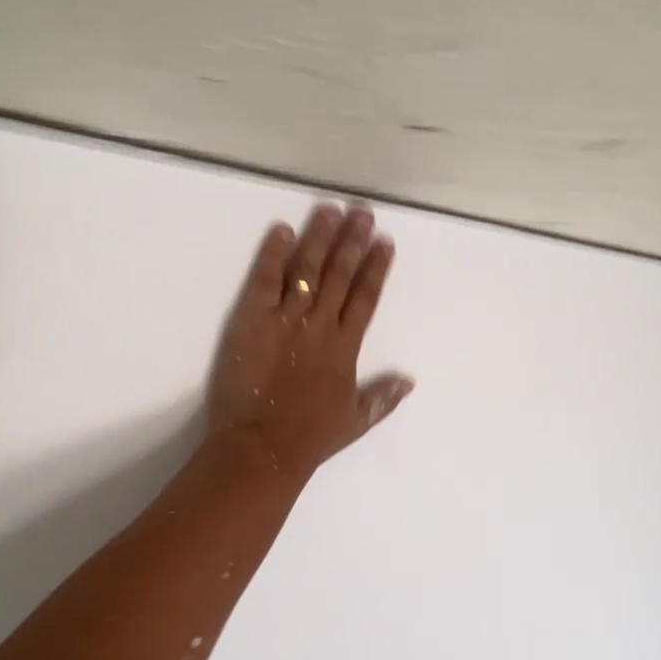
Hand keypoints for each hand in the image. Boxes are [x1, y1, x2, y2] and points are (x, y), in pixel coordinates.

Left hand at [207, 204, 413, 479]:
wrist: (261, 449)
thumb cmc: (309, 439)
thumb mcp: (355, 421)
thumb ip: (383, 398)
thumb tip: (409, 379)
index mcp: (345, 348)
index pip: (366, 297)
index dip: (376, 268)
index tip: (384, 241)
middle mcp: (319, 326)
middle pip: (340, 274)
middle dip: (353, 240)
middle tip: (362, 212)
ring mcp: (285, 321)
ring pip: (306, 270)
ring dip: (319, 238)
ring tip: (329, 210)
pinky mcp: (251, 321)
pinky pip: (264, 280)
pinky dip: (273, 254)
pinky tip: (282, 230)